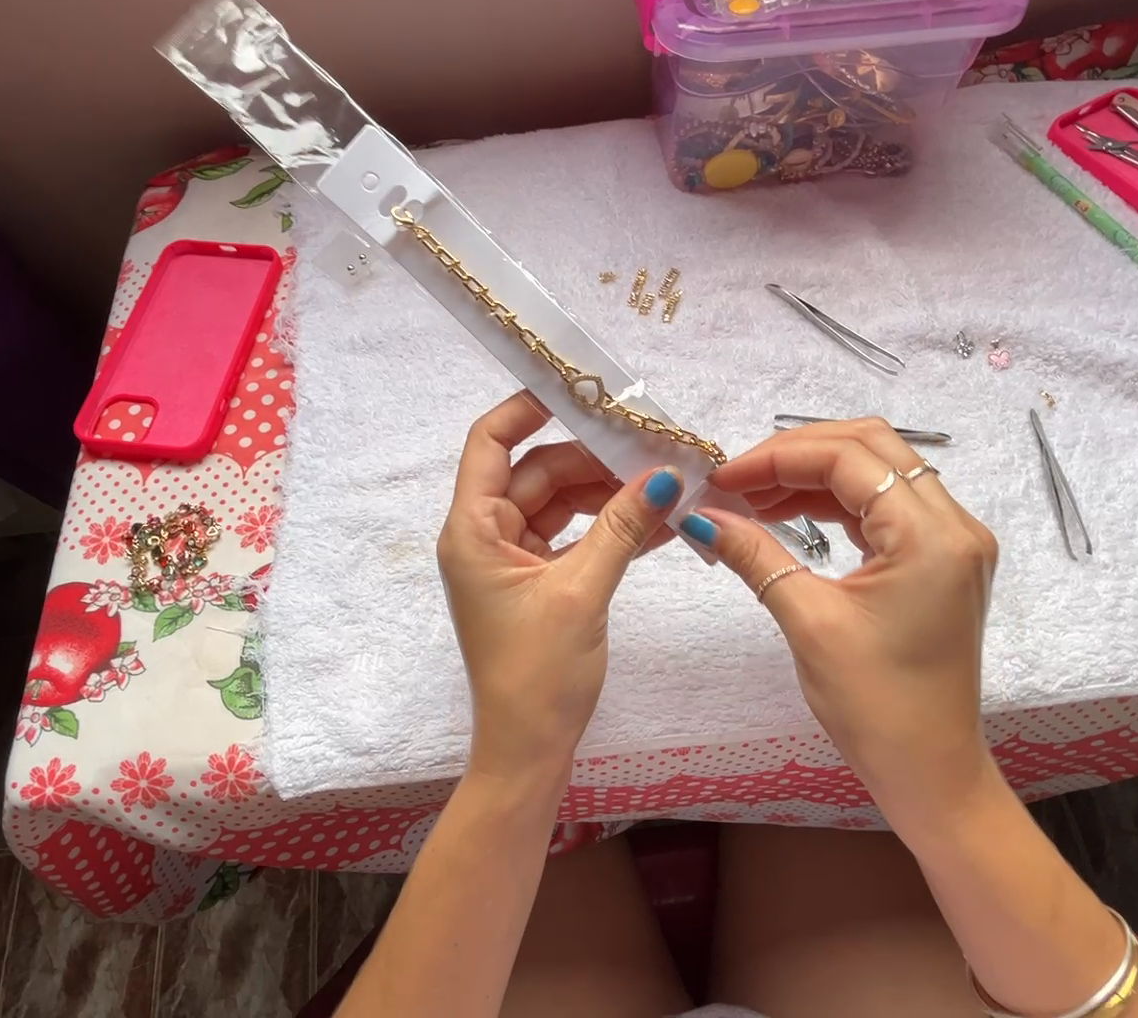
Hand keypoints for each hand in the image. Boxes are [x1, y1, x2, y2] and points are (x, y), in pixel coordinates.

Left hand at [439, 392, 684, 783]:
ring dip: (608, 494)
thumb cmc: (538, 673)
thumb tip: (664, 474)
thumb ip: (621, 527)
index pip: (489, 444)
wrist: (530, 747)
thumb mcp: (581, 591)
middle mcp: (486, 535)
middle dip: (593, 459)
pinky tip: (656, 521)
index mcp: (473, 530)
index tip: (579, 390)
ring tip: (664, 484)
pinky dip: (608, 528)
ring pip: (561, 502)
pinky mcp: (538, 579)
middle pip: (538, 471)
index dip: (526, 409)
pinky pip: (573, 536)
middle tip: (652, 449)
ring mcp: (513, 557)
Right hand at [686, 418, 999, 816]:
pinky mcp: (937, 558)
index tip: (723, 478)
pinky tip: (787, 512)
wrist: (927, 768)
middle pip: (871, 447)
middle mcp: (953, 524)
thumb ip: (754, 555)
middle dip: (797, 452)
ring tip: (752, 495)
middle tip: (738, 477)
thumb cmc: (873, 703)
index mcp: (931, 537)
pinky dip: (833, 500)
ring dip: (812, 474)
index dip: (779, 458)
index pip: (849, 460)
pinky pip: (882, 504)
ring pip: (877, 471)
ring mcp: (950, 540)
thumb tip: (699, 517)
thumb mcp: (807, 621)